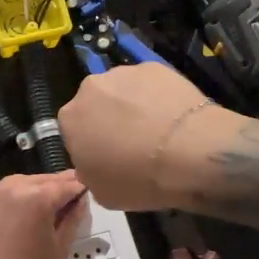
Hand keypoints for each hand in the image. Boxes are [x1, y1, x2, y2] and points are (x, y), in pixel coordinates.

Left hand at [0, 172, 87, 258]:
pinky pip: (0, 192)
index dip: (80, 188)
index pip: (67, 185)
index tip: (87, 191)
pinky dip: (12, 197)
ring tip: (44, 204)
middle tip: (70, 194)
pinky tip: (17, 212)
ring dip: (35, 188)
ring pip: (21, 182)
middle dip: (58, 186)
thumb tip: (80, 201)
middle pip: (43, 179)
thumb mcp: (60, 247)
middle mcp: (13, 186)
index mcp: (38, 197)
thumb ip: (73, 218)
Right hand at [58, 65, 222, 209]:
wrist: (189, 153)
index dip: (90, 144)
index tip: (107, 157)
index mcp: (69, 119)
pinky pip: (150, 83)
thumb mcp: (101, 192)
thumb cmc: (138, 179)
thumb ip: (89, 171)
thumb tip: (96, 162)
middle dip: (108, 119)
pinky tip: (173, 115)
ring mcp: (123, 73)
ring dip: (132, 105)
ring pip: (122, 90)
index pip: (73, 130)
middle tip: (132, 143)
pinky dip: (157, 95)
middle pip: (96, 104)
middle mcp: (89, 88)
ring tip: (158, 129)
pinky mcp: (155, 66)